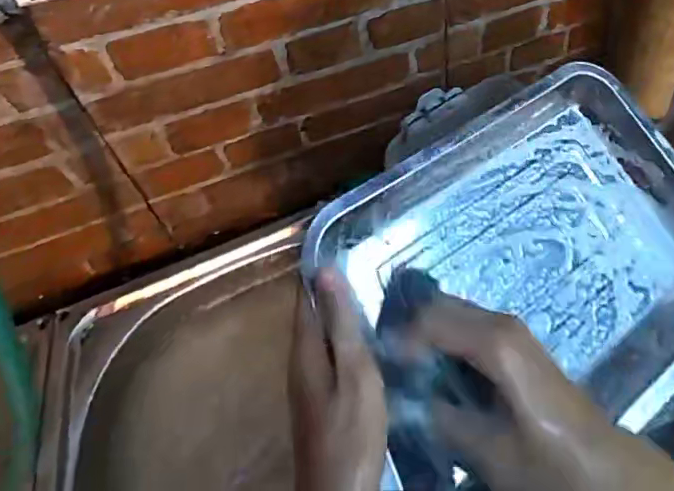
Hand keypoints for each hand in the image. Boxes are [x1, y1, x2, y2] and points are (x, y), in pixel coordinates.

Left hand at [290, 268, 387, 490]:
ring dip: (341, 313)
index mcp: (304, 348)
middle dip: (333, 287)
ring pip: (323, 333)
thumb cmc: (350, 430)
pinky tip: (369, 338)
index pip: (304, 293)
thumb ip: (341, 322)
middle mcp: (299, 360)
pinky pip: (330, 353)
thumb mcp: (354, 371)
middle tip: (368, 262)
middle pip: (313, 312)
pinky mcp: (320, 399)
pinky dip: (345, 337)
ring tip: (374, 293)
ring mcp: (308, 383)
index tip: (344, 242)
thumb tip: (324, 269)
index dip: (320, 267)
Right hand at [406, 295, 673, 490]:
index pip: (431, 319)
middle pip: (441, 307)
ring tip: (409, 371)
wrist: (603, 465)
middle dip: (412, 330)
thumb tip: (404, 400)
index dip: (402, 339)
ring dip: (428, 334)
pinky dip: (446, 339)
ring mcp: (510, 327)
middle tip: (391, 367)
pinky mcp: (514, 340)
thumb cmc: (549, 461)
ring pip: (454, 313)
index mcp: (496, 341)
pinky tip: (438, 372)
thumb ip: (444, 422)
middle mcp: (501, 321)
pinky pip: (467, 325)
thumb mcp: (491, 453)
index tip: (383, 367)